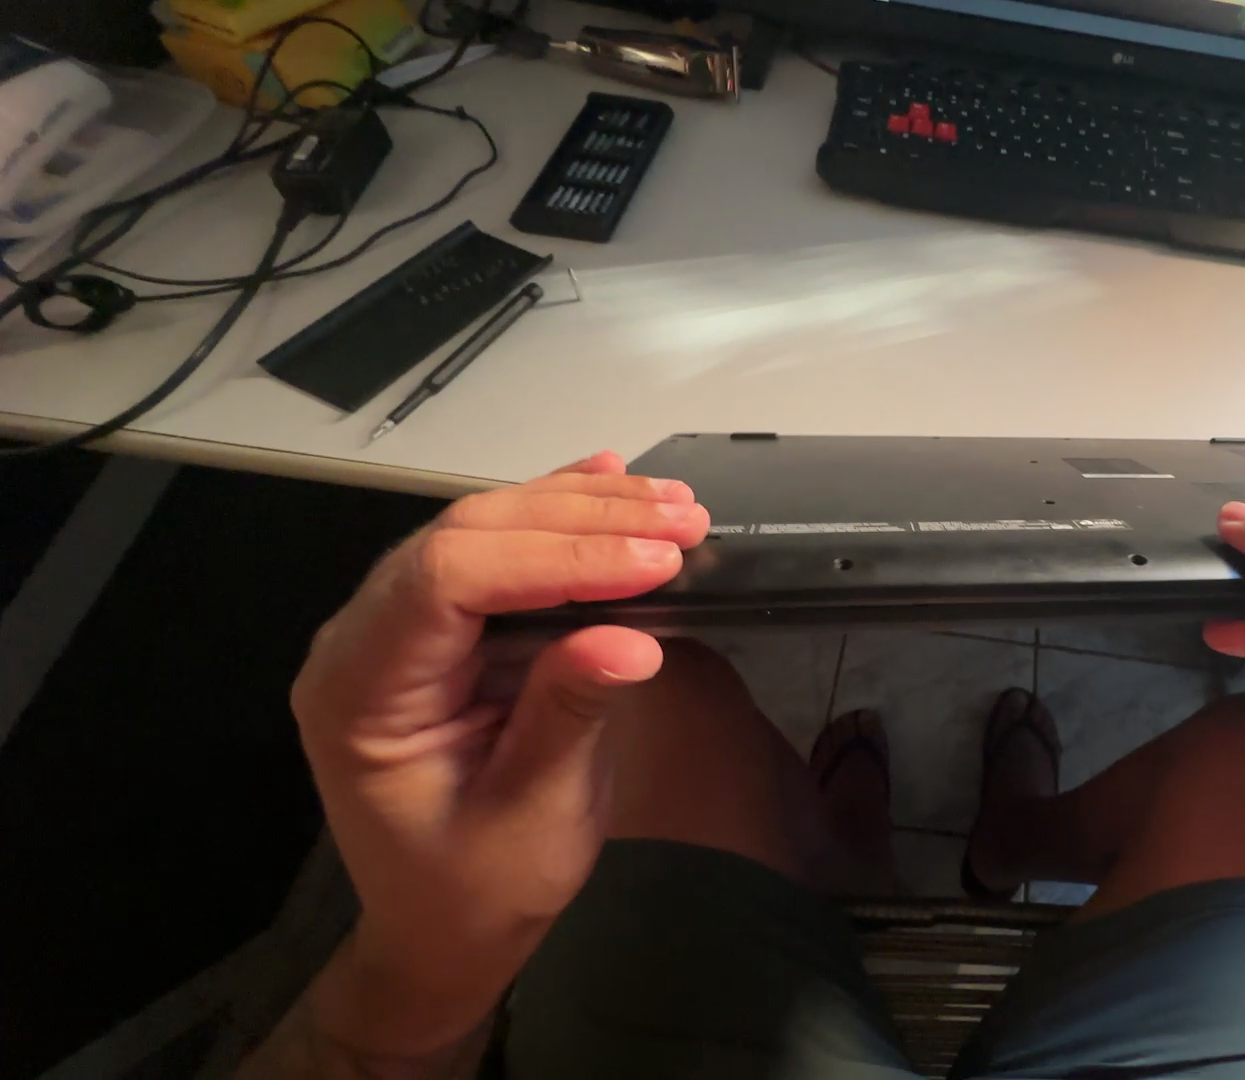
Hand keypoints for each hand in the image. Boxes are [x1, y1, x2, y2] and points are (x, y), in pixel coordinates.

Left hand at [288, 451, 707, 1053]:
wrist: (451, 917)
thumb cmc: (480, 883)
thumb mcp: (531, 812)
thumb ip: (568, 715)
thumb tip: (634, 639)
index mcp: (363, 689)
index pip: (448, 581)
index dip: (559, 559)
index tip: (656, 562)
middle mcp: (372, 635)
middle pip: (472, 533)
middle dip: (587, 519)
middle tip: (682, 520)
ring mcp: (412, 621)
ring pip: (494, 523)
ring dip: (591, 506)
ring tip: (676, 503)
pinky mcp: (458, 620)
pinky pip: (508, 543)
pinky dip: (567, 507)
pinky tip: (608, 476)